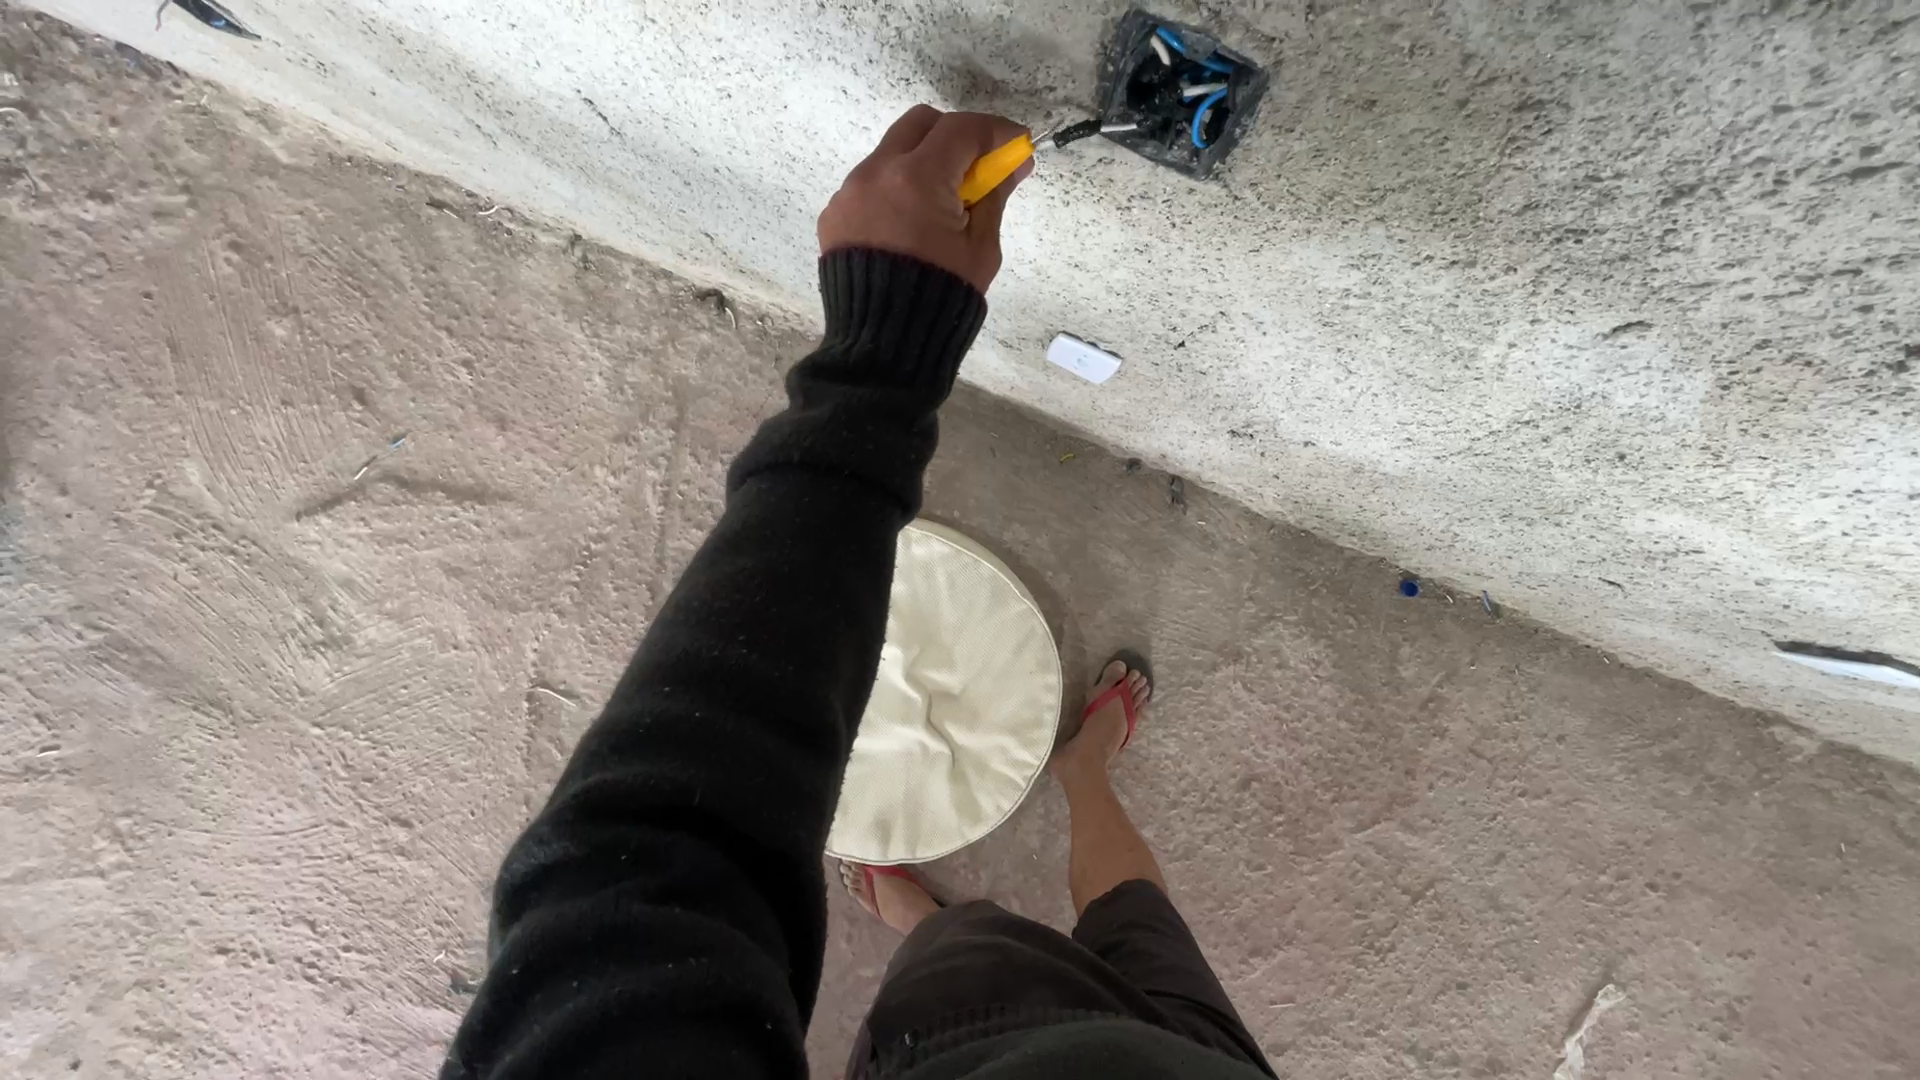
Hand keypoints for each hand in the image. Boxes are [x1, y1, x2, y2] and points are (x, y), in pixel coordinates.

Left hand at [818, 105, 1030, 292]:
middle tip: (977, 167)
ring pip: (890, 154)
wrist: (884, 347)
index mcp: (917, 179)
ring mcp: (848, 194)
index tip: (1016, 144)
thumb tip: (1011, 165)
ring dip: (921, 165)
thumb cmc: (941, 300)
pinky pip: (868, 187)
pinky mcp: (833, 217)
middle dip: (954, 137)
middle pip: (920, 124)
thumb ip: (994, 197)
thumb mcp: (980, 250)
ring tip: (940, 207)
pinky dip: (894, 194)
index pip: (962, 130)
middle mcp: (875, 174)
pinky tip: (909, 228)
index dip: (996, 131)